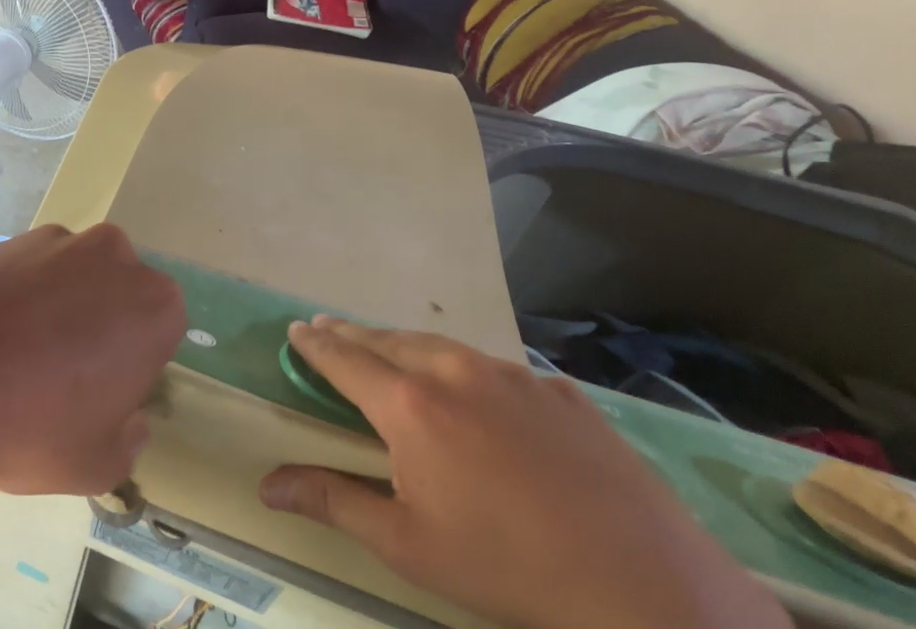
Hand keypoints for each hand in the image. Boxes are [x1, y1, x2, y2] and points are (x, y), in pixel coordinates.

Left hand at [0, 224, 185, 497]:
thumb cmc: (24, 426)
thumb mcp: (96, 465)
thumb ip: (129, 440)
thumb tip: (128, 419)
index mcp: (152, 304)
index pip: (157, 335)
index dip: (128, 369)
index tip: (97, 396)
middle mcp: (110, 256)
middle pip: (113, 297)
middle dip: (94, 328)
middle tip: (55, 378)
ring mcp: (50, 240)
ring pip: (66, 281)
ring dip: (50, 310)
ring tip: (8, 360)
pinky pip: (20, 274)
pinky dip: (9, 300)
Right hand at [259, 317, 791, 628]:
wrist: (649, 587)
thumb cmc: (507, 566)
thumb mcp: (406, 544)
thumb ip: (333, 502)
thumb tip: (266, 484)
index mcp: (410, 405)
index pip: (345, 359)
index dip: (316, 344)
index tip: (296, 328)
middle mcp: (458, 374)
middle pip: (391, 340)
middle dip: (355, 333)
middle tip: (330, 328)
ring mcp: (517, 379)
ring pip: (445, 346)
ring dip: (408, 343)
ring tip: (391, 347)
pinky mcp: (565, 396)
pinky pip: (500, 369)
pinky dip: (469, 367)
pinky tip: (479, 389)